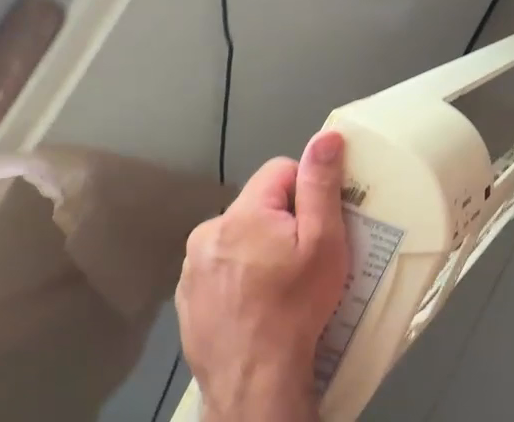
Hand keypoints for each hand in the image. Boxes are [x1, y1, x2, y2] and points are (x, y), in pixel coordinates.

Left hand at [178, 132, 349, 421]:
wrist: (255, 376)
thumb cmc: (297, 304)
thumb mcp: (324, 239)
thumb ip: (321, 184)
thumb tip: (326, 138)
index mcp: (242, 215)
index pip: (281, 170)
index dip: (308, 190)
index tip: (318, 222)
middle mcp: (208, 233)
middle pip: (260, 202)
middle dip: (285, 218)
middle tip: (306, 253)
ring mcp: (192, 267)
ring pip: (241, 233)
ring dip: (262, 245)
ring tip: (283, 279)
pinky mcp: (187, 295)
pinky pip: (223, 263)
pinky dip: (243, 271)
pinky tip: (260, 297)